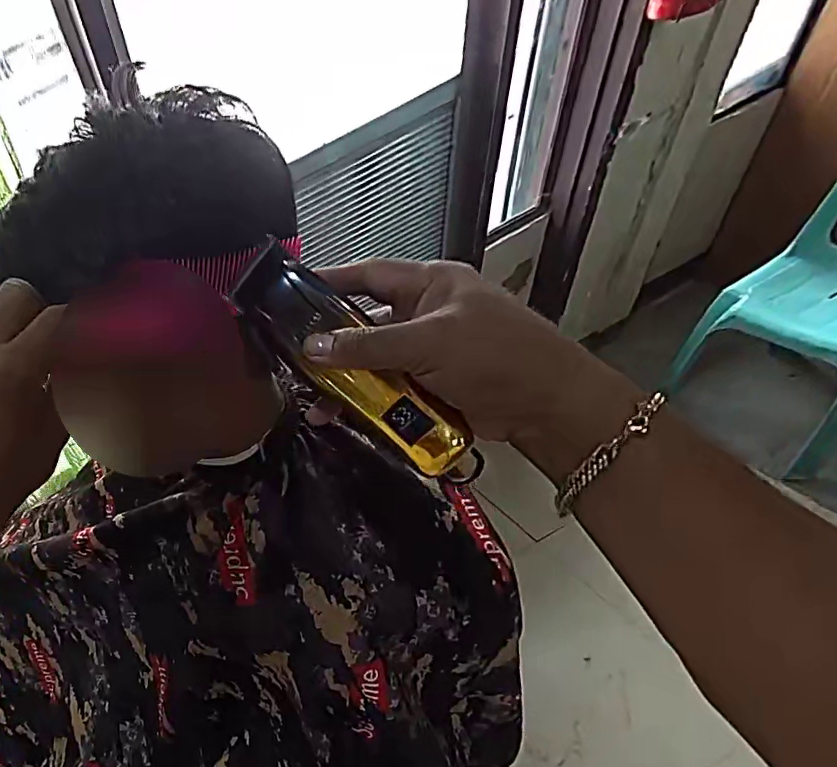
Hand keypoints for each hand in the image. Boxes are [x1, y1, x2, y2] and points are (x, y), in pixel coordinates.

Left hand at [0, 277, 66, 552]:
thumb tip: (87, 360)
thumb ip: (69, 388)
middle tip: (53, 341)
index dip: (83, 324)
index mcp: (12, 371)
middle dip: (44, 311)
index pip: (58, 321)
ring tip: (14, 329)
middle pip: (19, 292)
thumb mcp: (54, 433)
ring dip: (2, 302)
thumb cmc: (9, 473)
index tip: (95, 335)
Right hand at [309, 260, 639, 458]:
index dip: (331, 282)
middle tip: (297, 365)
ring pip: (374, 367)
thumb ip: (368, 345)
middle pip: (365, 328)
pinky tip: (346, 419)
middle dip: (333, 348)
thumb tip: (313, 347)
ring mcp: (427, 356)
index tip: (293, 294)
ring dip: (348, 386)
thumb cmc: (495, 355)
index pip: (369, 276)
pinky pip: (389, 394)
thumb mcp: (428, 343)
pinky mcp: (429, 389)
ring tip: (318, 406)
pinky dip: (369, 407)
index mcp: (429, 285)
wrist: (543, 405)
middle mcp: (424, 316)